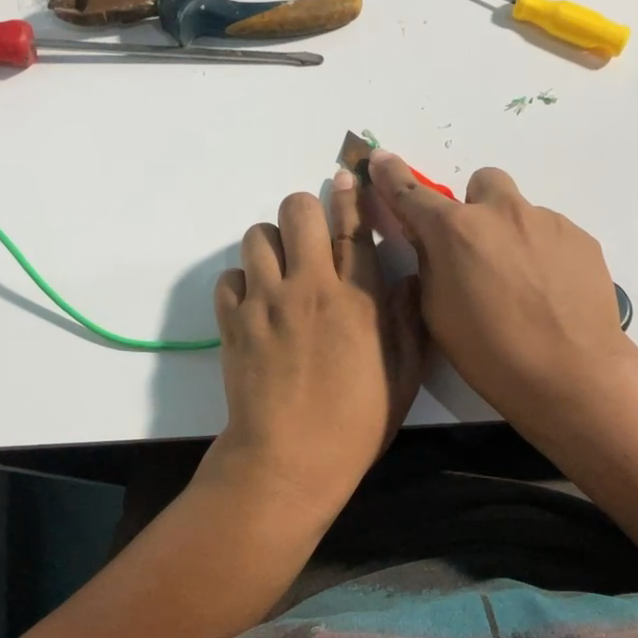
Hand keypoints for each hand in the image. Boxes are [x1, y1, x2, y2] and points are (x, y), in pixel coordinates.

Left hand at [206, 172, 424, 507]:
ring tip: (280, 270)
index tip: (345, 177)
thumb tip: (408, 278)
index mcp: (357, 299)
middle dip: (305, 211)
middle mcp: (308, 287)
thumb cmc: (355, 426)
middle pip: (297, 211)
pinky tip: (256, 304)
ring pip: (257, 235)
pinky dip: (243, 281)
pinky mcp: (232, 323)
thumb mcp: (403, 378)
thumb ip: (407, 323)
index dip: (349, 195)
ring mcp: (264, 303)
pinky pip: (230, 277)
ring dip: (271, 244)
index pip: (352, 227)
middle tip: (311, 237)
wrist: (288, 460)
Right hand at [365, 150, 637, 418]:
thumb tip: (432, 243)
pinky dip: (544, 255)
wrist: (571, 373)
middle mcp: (502, 213)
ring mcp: (547, 221)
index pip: (412, 193)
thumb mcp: (437, 314)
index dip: (392, 176)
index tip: (382, 161)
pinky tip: (550, 295)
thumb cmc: (491, 354)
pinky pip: (552, 235)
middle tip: (479, 252)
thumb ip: (430, 266)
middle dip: (476, 208)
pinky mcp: (581, 238)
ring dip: (512, 236)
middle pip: (482, 183)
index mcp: (455, 231)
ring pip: (521, 213)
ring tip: (523, 287)